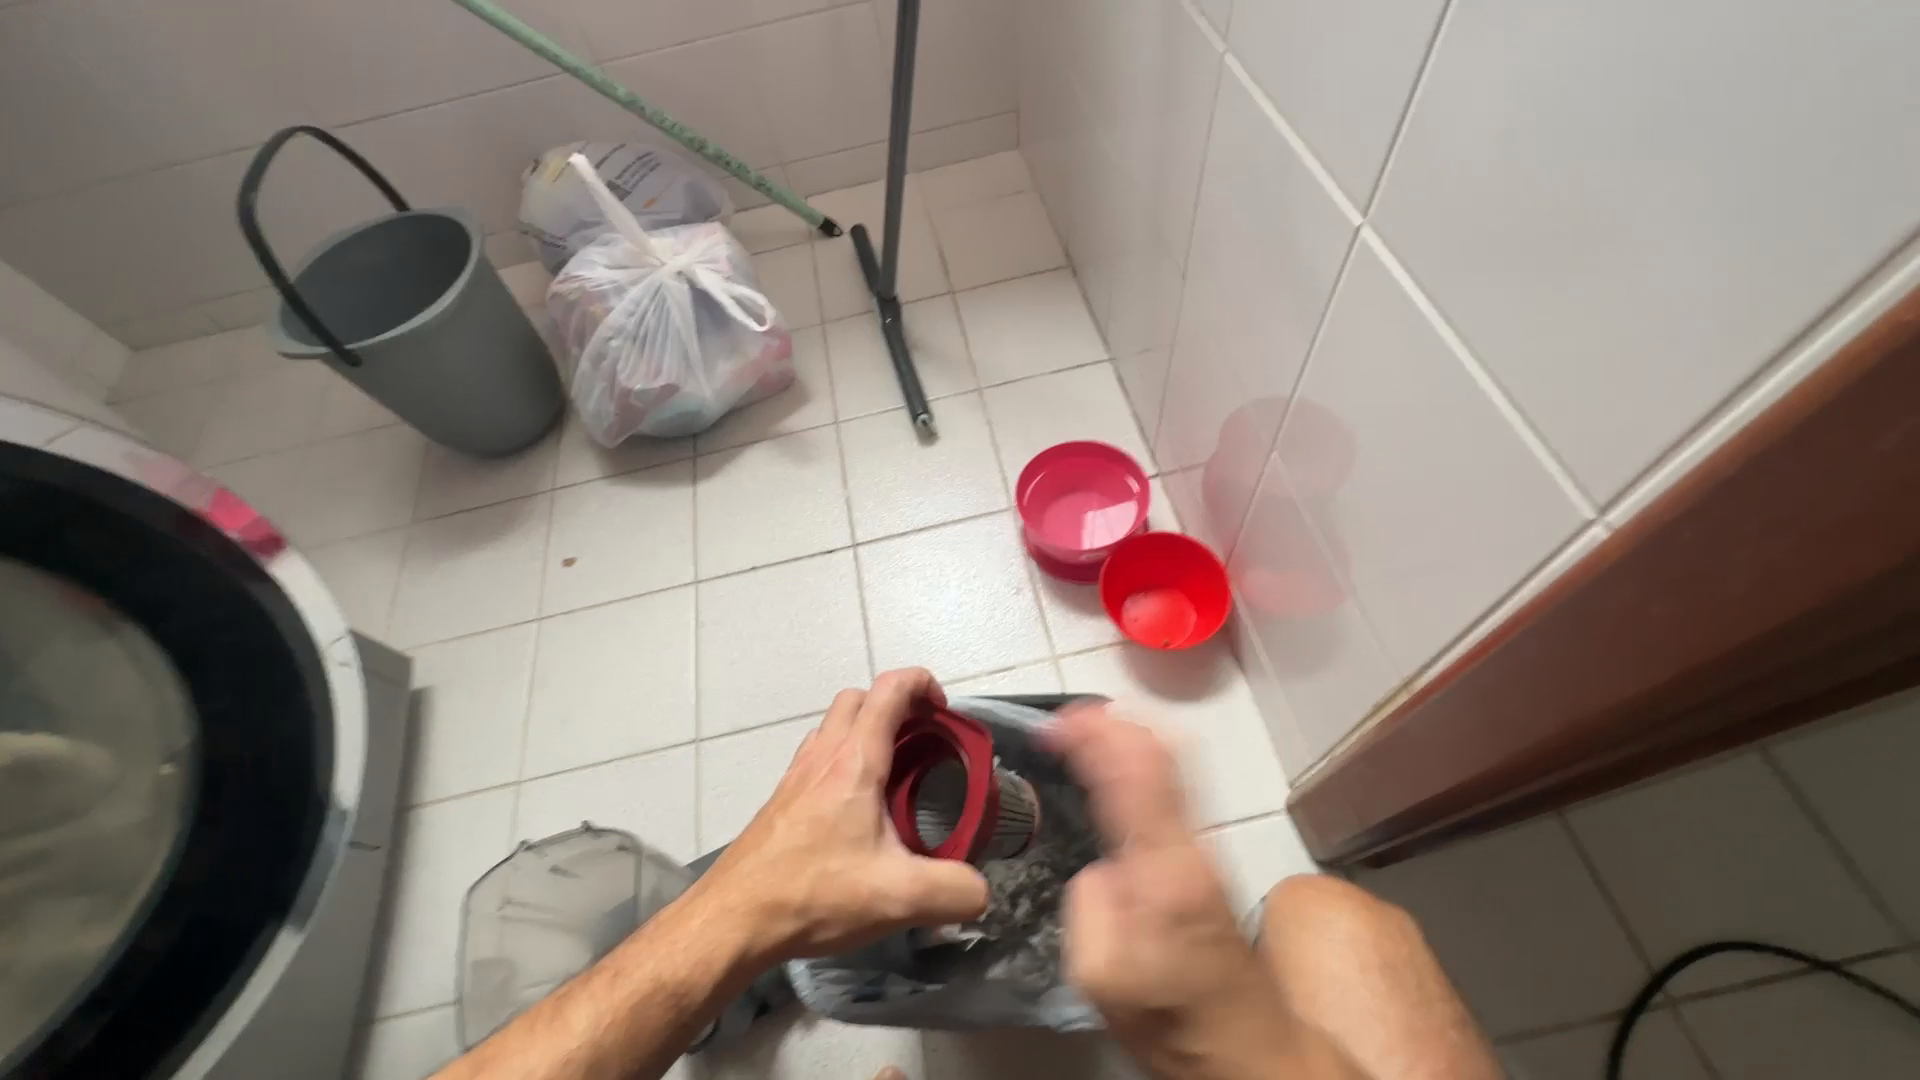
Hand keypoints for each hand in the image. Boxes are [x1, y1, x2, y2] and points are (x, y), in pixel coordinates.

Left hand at [694, 668, 989, 960]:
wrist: (733, 919)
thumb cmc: (815, 894)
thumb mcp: (899, 898)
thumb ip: (954, 892)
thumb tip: (981, 892)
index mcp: (856, 762)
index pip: (889, 690)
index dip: (922, 683)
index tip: (945, 709)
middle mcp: (824, 755)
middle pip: (859, 698)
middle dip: (896, 703)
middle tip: (924, 739)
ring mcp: (798, 774)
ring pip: (834, 724)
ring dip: (867, 728)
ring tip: (895, 771)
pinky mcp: (782, 798)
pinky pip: (819, 754)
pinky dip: (844, 756)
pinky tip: (856, 806)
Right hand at [1050, 705, 1300, 1076]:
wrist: (1245, 1044)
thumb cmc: (1171, 1018)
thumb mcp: (1103, 978)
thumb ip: (1090, 907)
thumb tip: (1098, 867)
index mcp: (1164, 869)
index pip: (1132, 775)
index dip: (1093, 737)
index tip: (1053, 728)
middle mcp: (1192, 843)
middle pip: (1161, 752)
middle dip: (1110, 722)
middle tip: (1065, 719)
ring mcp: (1206, 842)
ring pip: (1173, 758)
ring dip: (1127, 730)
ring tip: (1085, 725)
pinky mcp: (1206, 849)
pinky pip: (1174, 778)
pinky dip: (1142, 750)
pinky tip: (1118, 751)